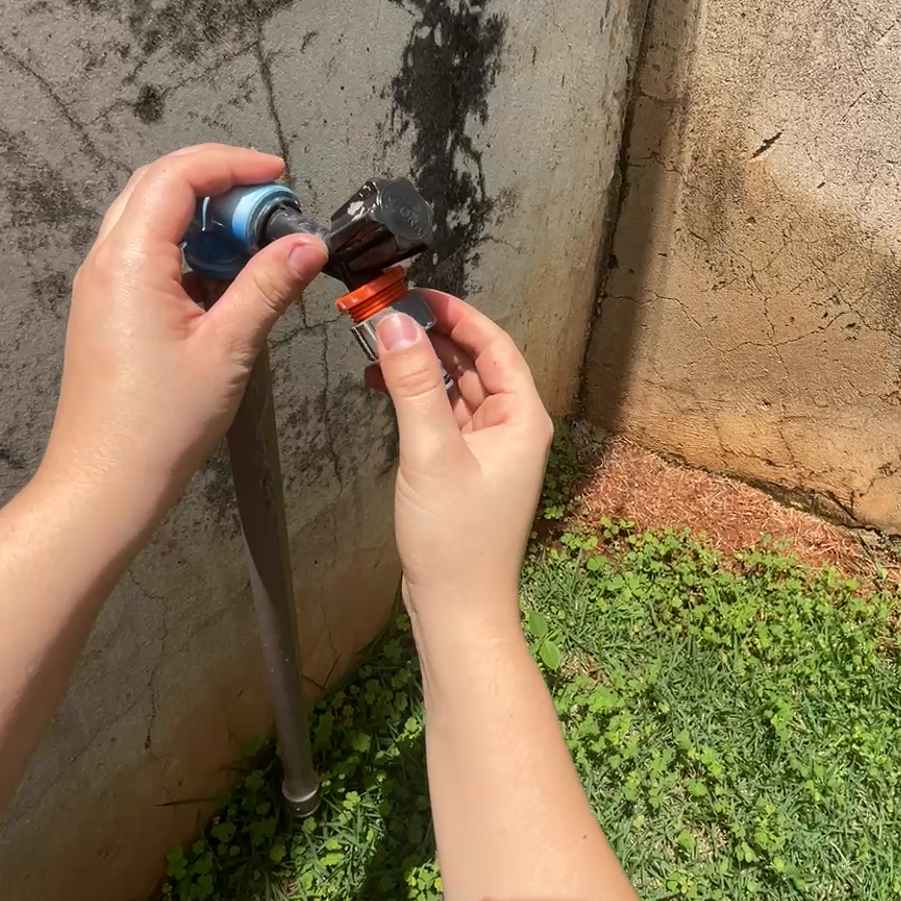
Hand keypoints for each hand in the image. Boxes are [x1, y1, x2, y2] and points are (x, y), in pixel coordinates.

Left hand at [36, 144, 326, 515]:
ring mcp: (105, 286)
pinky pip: (152, 257)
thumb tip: (310, 243)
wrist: (110, 476)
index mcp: (129, 261)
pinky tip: (229, 280)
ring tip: (259, 243)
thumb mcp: (229, 347)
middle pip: (158, 189)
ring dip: (208, 220)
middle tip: (274, 207)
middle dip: (220, 185)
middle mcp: (106, 262)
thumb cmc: (164, 417)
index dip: (230, 165)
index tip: (279, 176)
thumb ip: (269, 287)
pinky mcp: (113, 310)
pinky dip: (194, 251)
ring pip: (154, 222)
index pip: (174, 178)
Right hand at [366, 291, 553, 622]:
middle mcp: (512, 427)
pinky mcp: (465, 466)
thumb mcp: (432, 453)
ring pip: (456, 390)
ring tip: (378, 346)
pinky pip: (445, 417)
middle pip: (475, 365)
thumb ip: (414, 385)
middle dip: (434, 338)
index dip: (460, 316)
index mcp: (522, 418)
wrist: (457, 607)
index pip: (496, 348)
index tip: (419, 293)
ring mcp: (489, 448)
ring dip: (422, 367)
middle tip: (387, 315)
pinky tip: (385, 385)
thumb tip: (396, 323)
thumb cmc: (455, 537)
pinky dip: (418, 399)